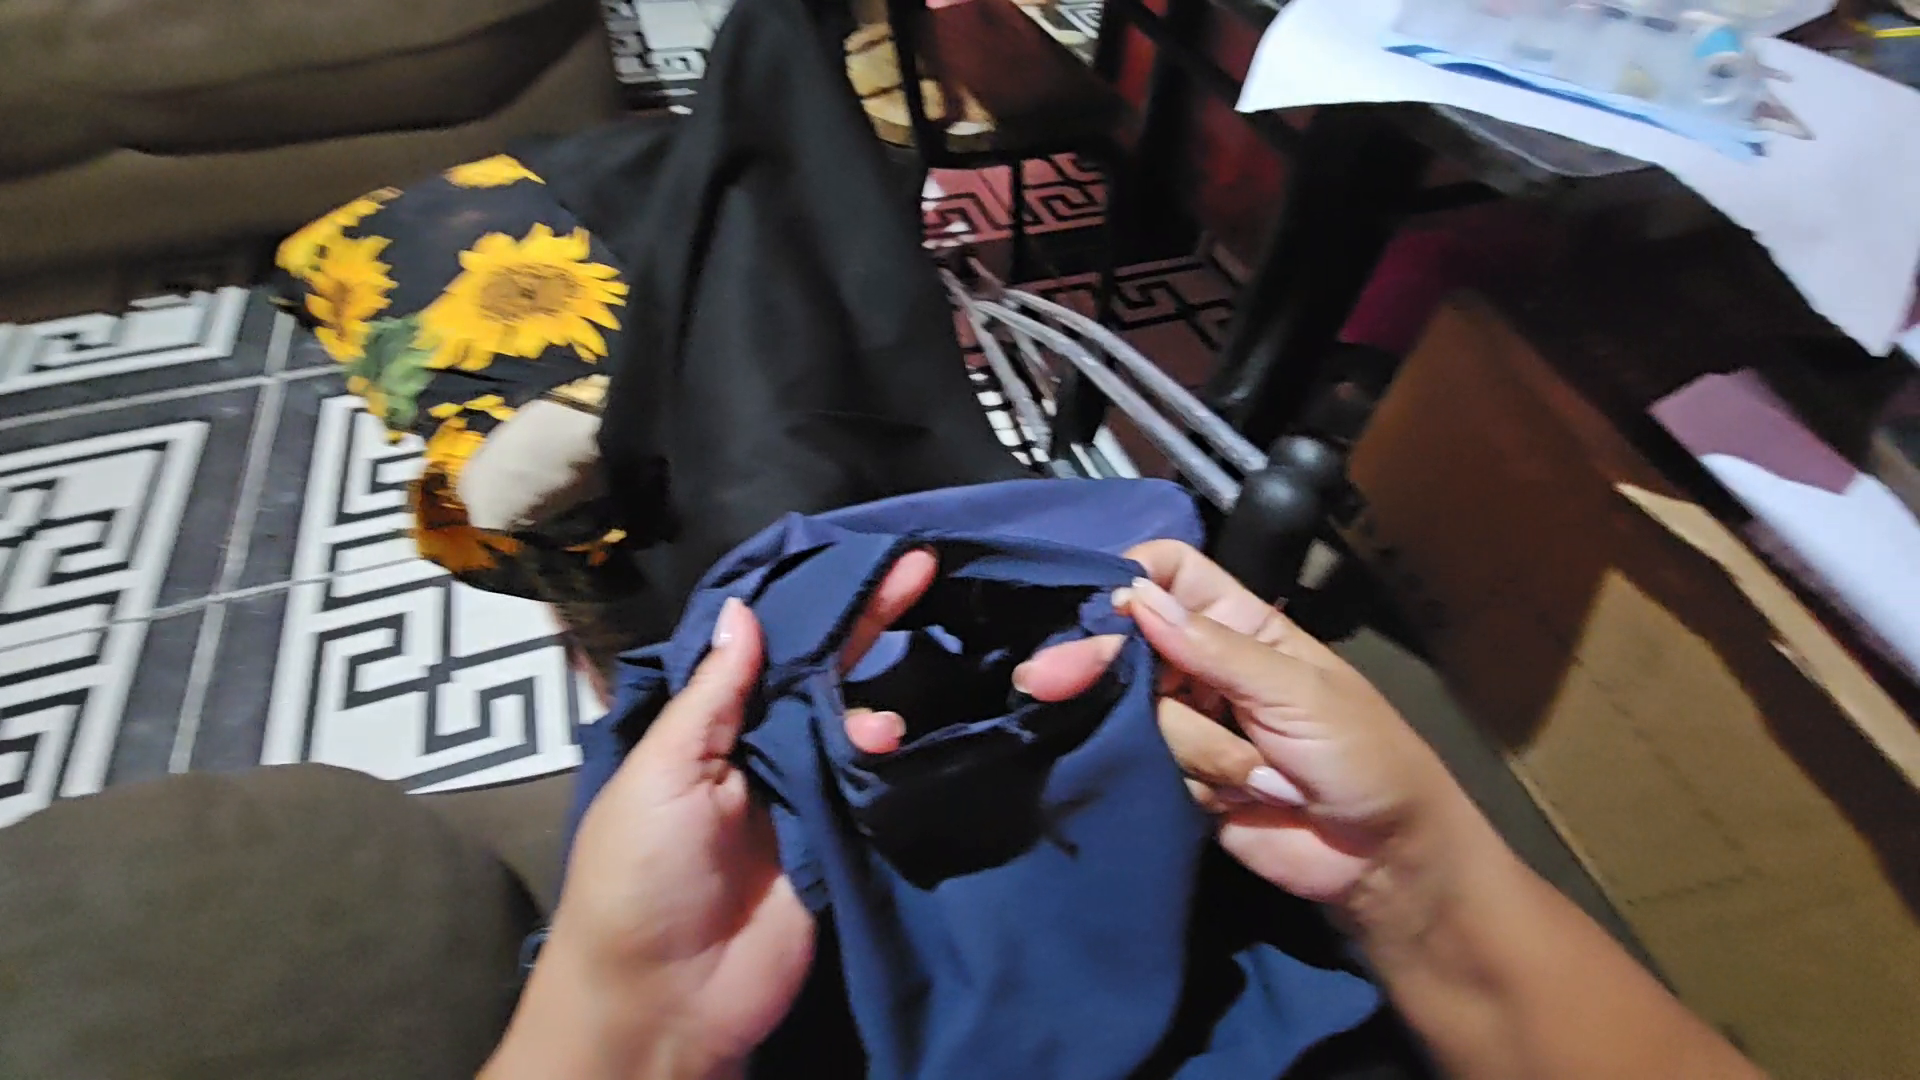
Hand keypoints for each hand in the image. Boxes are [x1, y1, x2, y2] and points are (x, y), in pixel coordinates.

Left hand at [485, 552, 936, 1079]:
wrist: (664, 1004)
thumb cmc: (640, 874)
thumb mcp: (661, 774)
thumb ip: (711, 696)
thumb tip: (743, 610)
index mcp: (718, 724)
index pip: (776, 646)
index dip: (817, 600)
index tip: (862, 556)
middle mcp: (769, 743)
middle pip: (827, 670)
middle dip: (870, 619)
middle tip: (920, 567)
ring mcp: (810, 787)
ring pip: (857, 721)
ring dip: (876, 704)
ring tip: (882, 721)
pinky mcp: (843, 831)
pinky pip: (874, 781)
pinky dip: (888, 757)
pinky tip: (893, 744)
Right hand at [1011, 541, 1474, 908]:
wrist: (1382, 862)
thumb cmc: (1362, 756)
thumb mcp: (1296, 692)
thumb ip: (1213, 647)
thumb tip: (1136, 595)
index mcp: (1236, 622)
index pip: (1170, 573)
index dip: (1132, 580)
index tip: (1105, 609)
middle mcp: (1200, 663)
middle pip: (1129, 642)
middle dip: (1108, 667)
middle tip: (1058, 682)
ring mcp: (1186, 718)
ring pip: (1140, 713)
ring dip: (1198, 750)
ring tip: (1263, 776)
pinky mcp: (1176, 771)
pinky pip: (1149, 763)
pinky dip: (1195, 784)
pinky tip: (1240, 801)